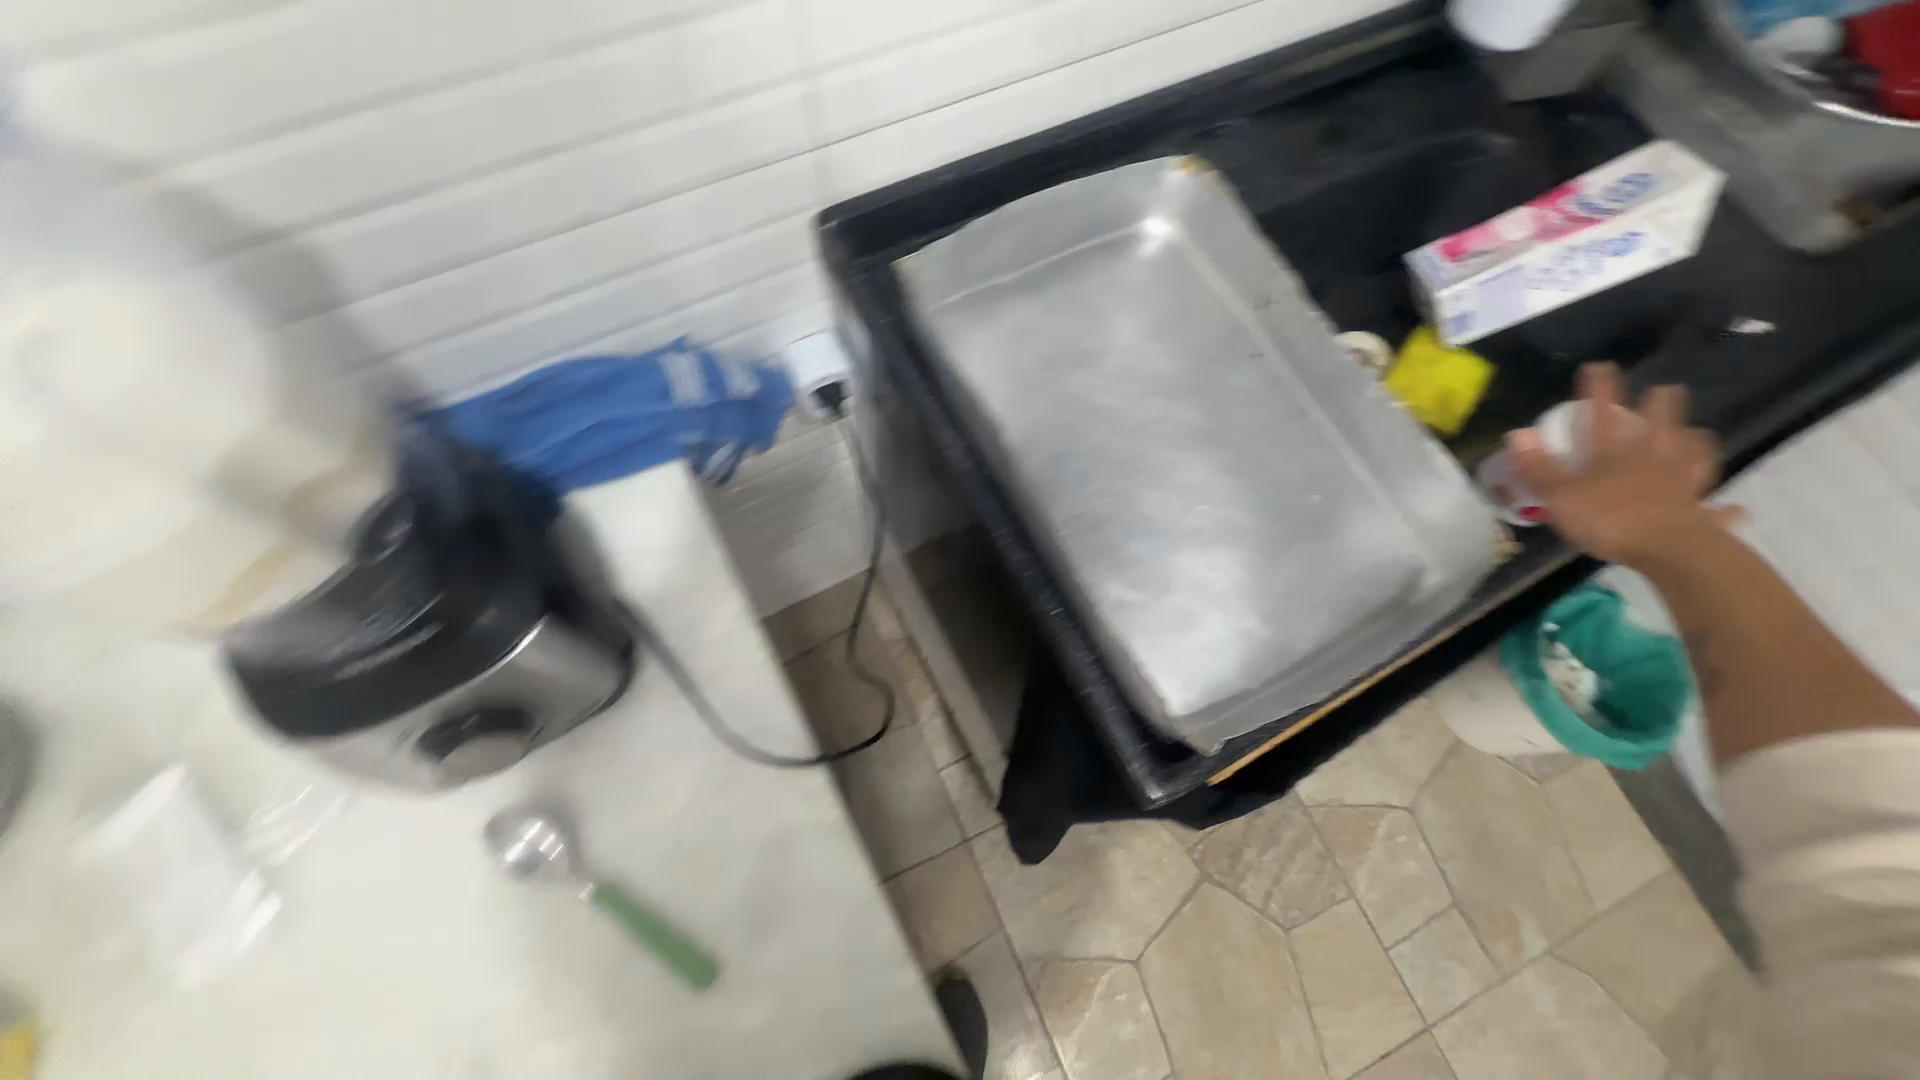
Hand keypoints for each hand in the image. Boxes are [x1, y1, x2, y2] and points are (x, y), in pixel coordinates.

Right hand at [1508, 362, 1741, 567]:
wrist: (1666, 549)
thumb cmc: (1607, 518)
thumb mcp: (1559, 495)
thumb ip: (1539, 467)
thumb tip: (1517, 434)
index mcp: (1613, 454)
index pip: (1602, 415)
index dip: (1600, 390)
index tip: (1599, 366)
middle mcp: (1651, 460)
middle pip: (1659, 424)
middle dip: (1660, 404)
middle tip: (1665, 389)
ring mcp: (1681, 483)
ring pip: (1693, 454)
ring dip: (1695, 442)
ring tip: (1697, 434)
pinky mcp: (1699, 513)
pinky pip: (1714, 508)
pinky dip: (1723, 509)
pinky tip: (1733, 509)